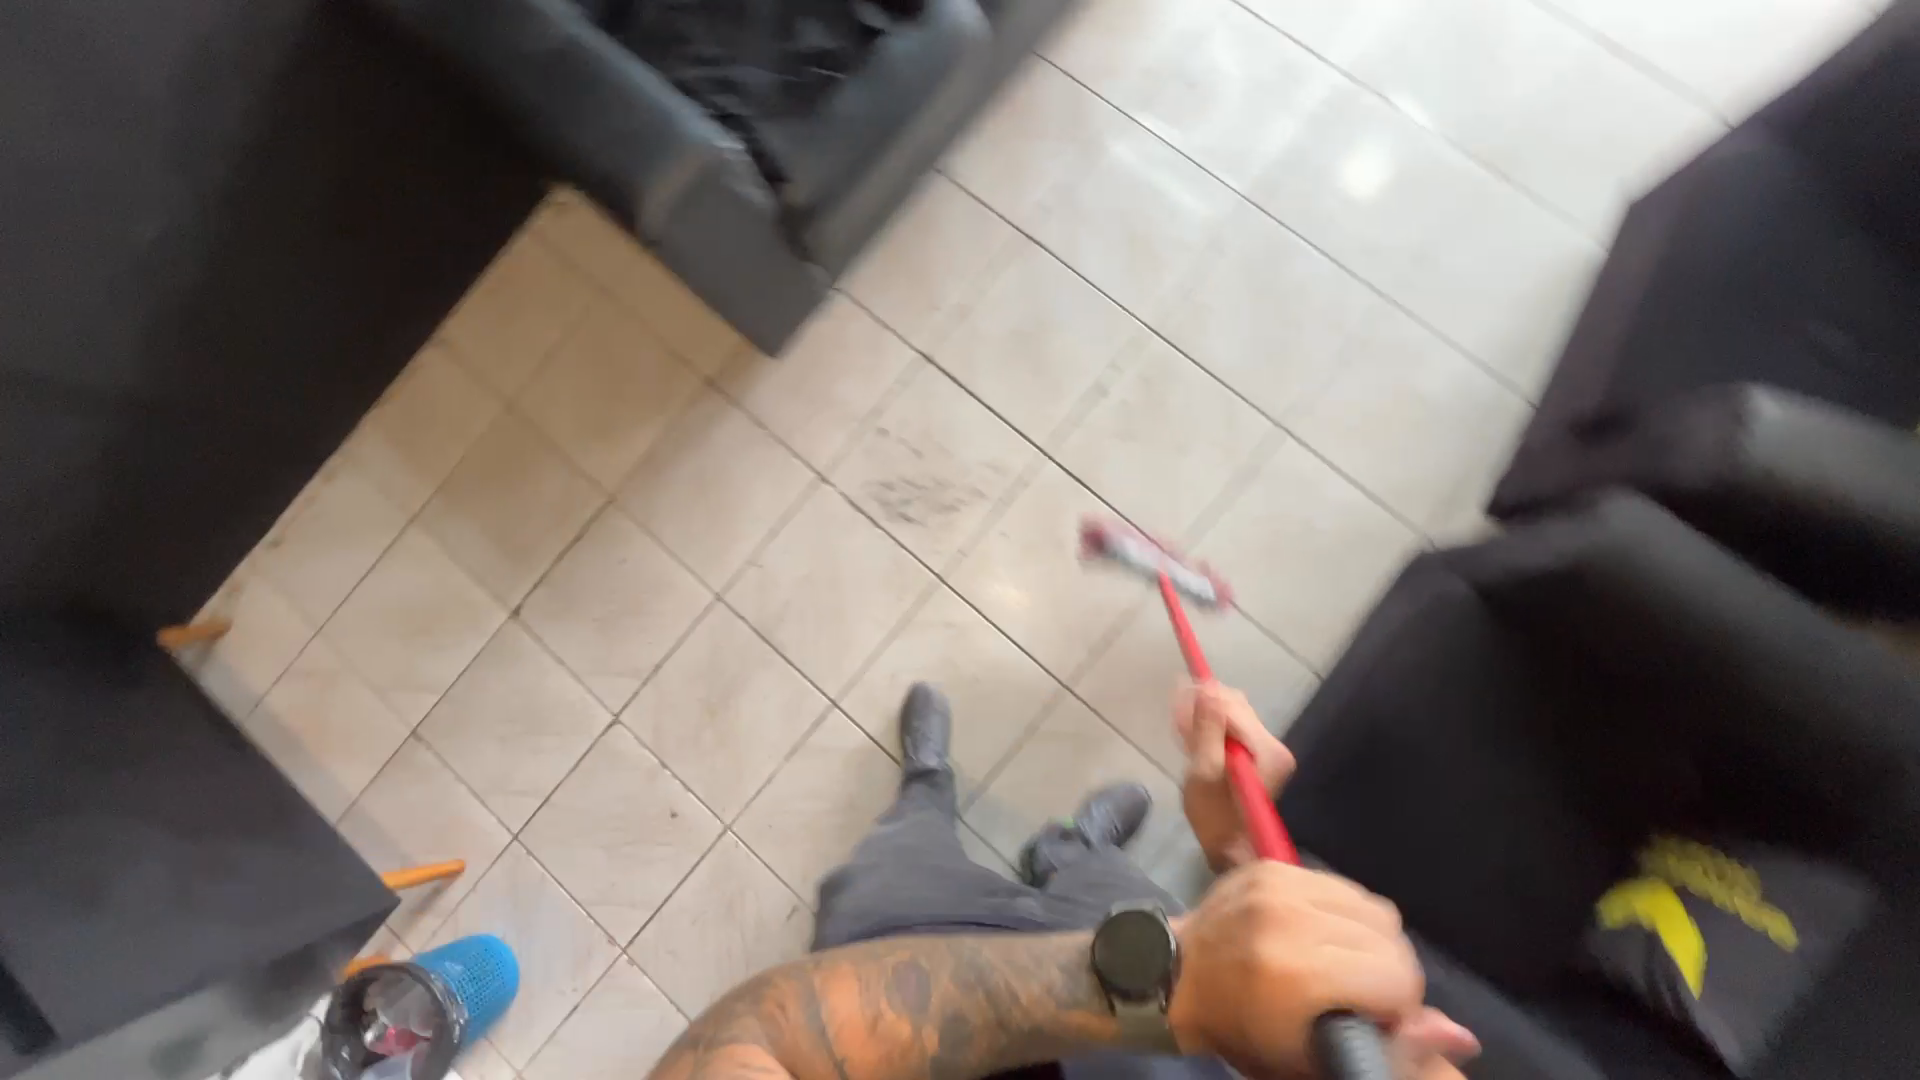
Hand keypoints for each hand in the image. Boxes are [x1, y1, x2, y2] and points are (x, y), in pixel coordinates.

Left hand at [1167, 862, 1479, 1079]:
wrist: (1178, 974)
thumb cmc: (1246, 1026)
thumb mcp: (1313, 1058)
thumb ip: (1392, 1051)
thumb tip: (1462, 1035)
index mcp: (1296, 972)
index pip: (1397, 975)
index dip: (1398, 1005)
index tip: (1372, 1017)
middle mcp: (1287, 917)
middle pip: (1389, 935)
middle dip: (1388, 970)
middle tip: (1358, 991)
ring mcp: (1275, 883)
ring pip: (1370, 905)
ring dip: (1369, 937)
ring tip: (1340, 961)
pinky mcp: (1269, 865)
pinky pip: (1339, 884)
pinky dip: (1343, 911)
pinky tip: (1320, 933)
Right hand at [1175, 681, 1294, 871]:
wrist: (1232, 851)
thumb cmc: (1215, 815)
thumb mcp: (1204, 771)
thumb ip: (1207, 728)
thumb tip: (1207, 688)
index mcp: (1266, 747)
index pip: (1230, 704)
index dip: (1201, 698)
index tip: (1176, 705)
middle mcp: (1273, 744)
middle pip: (1234, 705)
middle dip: (1202, 706)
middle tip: (1178, 724)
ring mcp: (1268, 751)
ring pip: (1232, 715)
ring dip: (1205, 717)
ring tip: (1183, 734)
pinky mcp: (1259, 757)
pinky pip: (1232, 729)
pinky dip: (1212, 730)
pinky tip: (1196, 741)